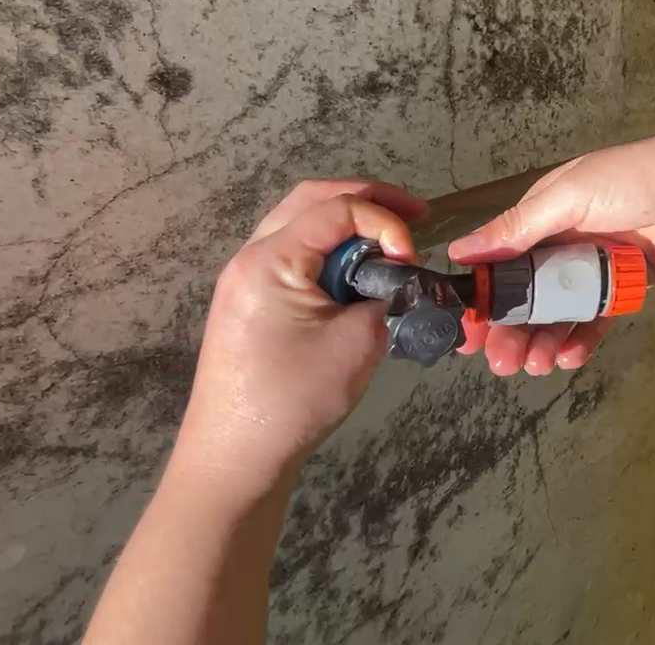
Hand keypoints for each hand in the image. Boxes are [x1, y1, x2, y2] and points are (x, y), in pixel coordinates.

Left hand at [173, 180, 427, 486]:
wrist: (236, 457)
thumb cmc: (296, 396)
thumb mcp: (361, 339)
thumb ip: (388, 292)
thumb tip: (399, 277)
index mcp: (270, 262)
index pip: (339, 209)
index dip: (387, 222)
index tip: (413, 259)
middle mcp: (252, 258)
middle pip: (314, 197)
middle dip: (372, 199)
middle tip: (418, 215)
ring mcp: (248, 278)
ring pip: (303, 218)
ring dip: (354, 218)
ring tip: (397, 234)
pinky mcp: (255, 298)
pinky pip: (299, 247)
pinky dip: (338, 243)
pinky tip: (365, 262)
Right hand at [447, 126, 654, 376]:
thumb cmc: (630, 181)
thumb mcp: (568, 197)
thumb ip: (517, 228)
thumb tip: (459, 251)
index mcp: (544, 217)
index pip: (502, 263)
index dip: (484, 299)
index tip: (466, 334)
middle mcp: (564, 243)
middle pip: (528, 296)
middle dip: (511, 330)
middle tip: (500, 362)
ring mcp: (596, 267)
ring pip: (559, 313)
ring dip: (543, 340)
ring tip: (535, 365)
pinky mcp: (626, 286)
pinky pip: (596, 318)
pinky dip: (581, 339)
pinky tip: (570, 356)